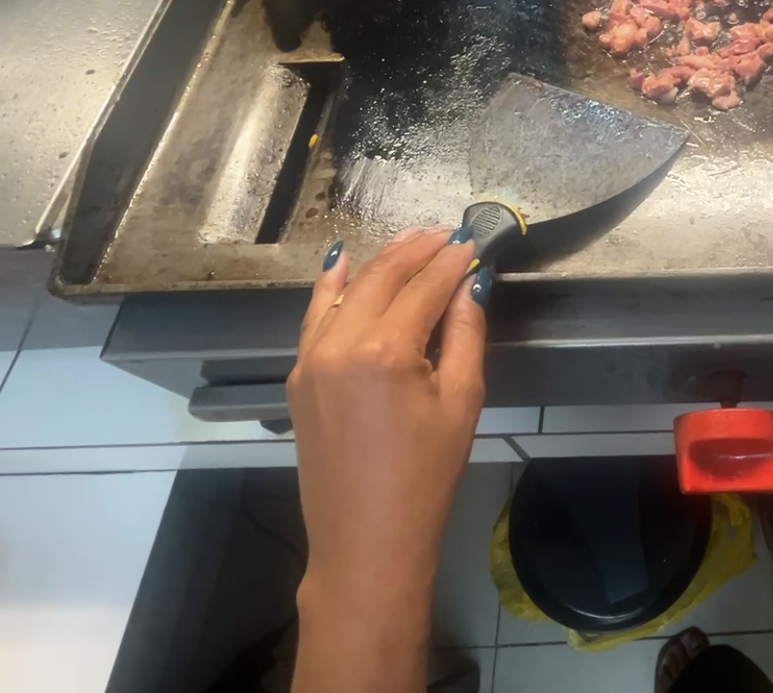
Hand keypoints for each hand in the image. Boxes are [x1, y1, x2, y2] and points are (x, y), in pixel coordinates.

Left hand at [288, 227, 488, 692]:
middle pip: (383, 278)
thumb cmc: (427, 473)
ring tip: (412, 238)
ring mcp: (311, 359)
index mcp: (386, 351)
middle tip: (447, 233)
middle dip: (418, 251)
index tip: (472, 242)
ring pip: (348, 290)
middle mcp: (341, 344)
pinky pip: (315, 317)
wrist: (367, 538)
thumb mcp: (463, 399)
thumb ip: (466, 332)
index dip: (452, 262)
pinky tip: (341, 261)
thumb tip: (471, 284)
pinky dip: (331, 286)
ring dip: (381, 260)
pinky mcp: (299, 376)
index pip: (425, 287)